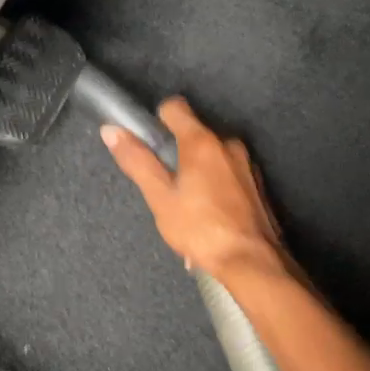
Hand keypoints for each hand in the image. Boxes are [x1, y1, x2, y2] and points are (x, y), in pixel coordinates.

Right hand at [102, 97, 292, 282]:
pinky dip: (215, 190)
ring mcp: (247, 164)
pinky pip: (228, 177)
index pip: (175, 107)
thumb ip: (137, 161)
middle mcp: (227, 144)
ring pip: (212, 158)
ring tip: (187, 211)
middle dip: (178, 155)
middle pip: (194, 135)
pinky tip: (209, 220)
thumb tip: (111, 130)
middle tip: (166, 187)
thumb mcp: (160, 198)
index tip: (151, 143)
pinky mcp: (258, 185)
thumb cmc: (201, 229)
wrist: (253, 263)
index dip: (158, 120)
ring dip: (197, 175)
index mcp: (201, 141)